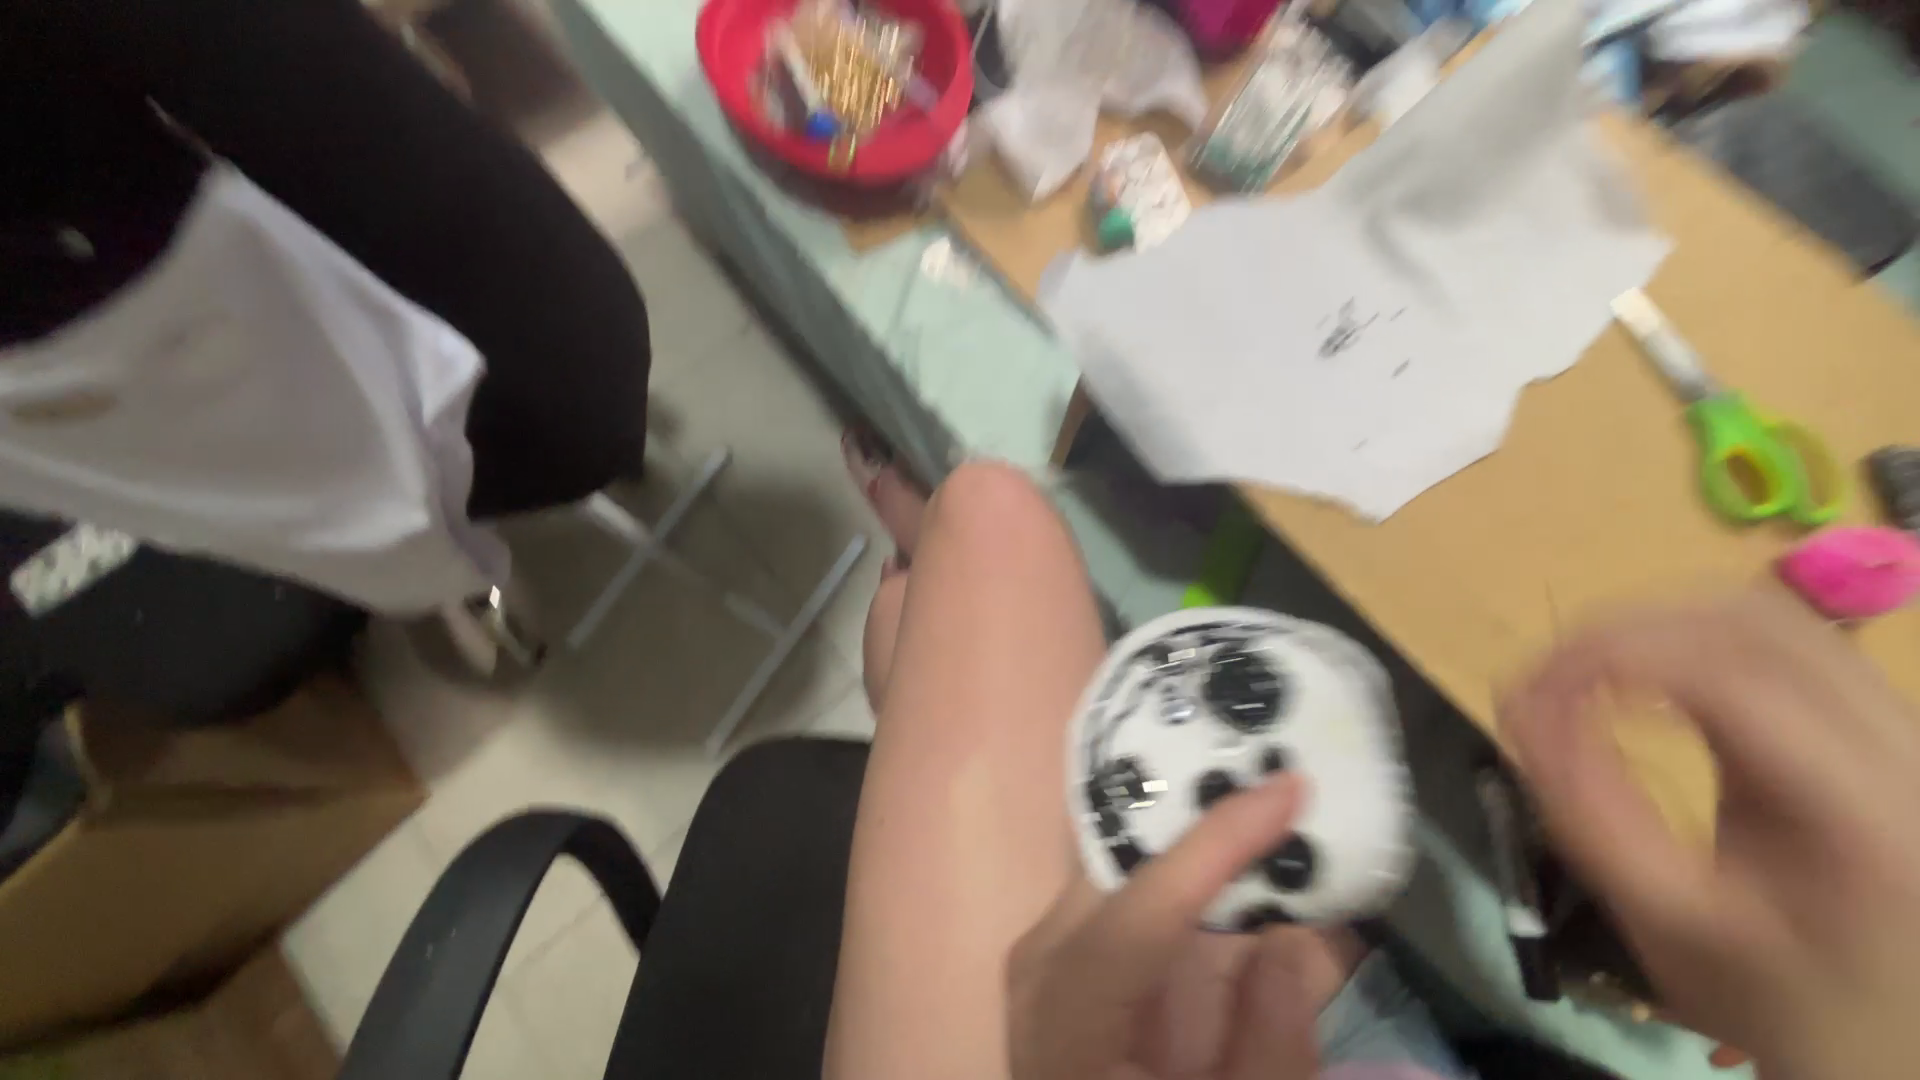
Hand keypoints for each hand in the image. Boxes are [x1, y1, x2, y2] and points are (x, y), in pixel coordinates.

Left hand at [1009, 775, 1338, 1079]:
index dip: (1219, 839)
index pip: (1148, 900)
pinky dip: (1181, 876)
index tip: (1286, 787)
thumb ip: (1268, 1041)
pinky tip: (1232, 859)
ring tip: (1260, 792)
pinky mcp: (1067, 958)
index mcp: (1071, 1004)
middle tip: (1271, 764)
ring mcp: (1049, 952)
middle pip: (1125, 857)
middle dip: (1197, 810)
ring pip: (1125, 864)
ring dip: (1191, 834)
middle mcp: (1047, 957)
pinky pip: (1127, 896)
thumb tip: (1288, 938)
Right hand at [1501, 591, 1919, 1079]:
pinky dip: (1696, 638)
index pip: (1724, 674)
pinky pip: (1790, 642)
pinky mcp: (1888, 731)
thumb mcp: (1662, 917)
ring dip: (1659, 623)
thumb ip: (1582, 806)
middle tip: (1546, 674)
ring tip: (1586, 669)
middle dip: (1624, 628)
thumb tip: (1516, 704)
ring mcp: (1908, 735)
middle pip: (1753, 621)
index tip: (1524, 690)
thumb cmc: (1772, 993)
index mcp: (1859, 812)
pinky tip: (1648, 676)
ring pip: (1773, 616)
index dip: (1605, 656)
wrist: (1899, 1041)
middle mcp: (1907, 752)